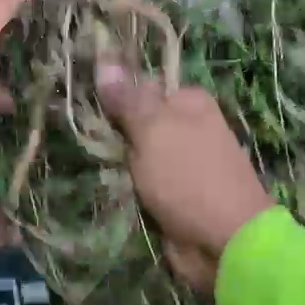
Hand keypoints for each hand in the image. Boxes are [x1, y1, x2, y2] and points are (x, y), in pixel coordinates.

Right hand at [95, 65, 273, 292]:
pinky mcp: (172, 195)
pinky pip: (138, 182)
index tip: (83, 103)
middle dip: (110, 132)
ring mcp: (180, 164)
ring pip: (133, 154)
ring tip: (80, 160)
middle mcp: (187, 129)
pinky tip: (99, 184)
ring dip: (113, 162)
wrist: (226, 244)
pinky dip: (122, 185)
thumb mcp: (153, 131)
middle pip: (135, 121)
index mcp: (189, 103)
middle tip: (79, 136)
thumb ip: (127, 99)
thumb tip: (104, 60)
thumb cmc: (190, 178)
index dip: (113, 94)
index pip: (141, 86)